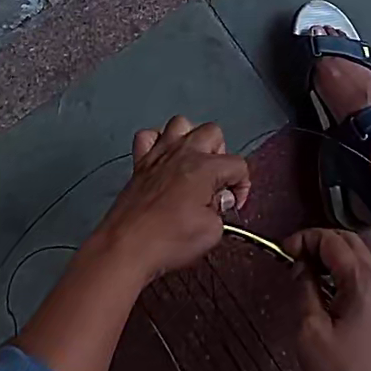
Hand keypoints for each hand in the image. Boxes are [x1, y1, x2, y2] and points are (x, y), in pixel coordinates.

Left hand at [88, 116, 249, 281]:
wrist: (128, 246)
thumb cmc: (168, 239)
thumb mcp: (211, 232)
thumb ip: (221, 210)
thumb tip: (217, 200)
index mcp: (205, 167)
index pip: (238, 164)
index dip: (242, 185)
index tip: (234, 203)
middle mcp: (183, 152)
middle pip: (212, 132)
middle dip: (220, 154)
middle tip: (216, 181)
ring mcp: (160, 152)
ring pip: (181, 124)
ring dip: (190, 139)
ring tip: (192, 163)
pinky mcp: (140, 161)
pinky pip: (148, 136)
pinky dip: (157, 142)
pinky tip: (163, 158)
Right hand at [284, 229, 370, 370]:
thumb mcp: (311, 332)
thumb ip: (304, 289)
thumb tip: (300, 268)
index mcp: (363, 283)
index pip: (332, 240)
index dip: (304, 238)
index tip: (286, 249)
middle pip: (350, 242)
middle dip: (320, 242)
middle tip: (297, 255)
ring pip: (360, 260)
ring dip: (334, 258)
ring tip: (309, 273)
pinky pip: (367, 281)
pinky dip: (346, 276)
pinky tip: (328, 293)